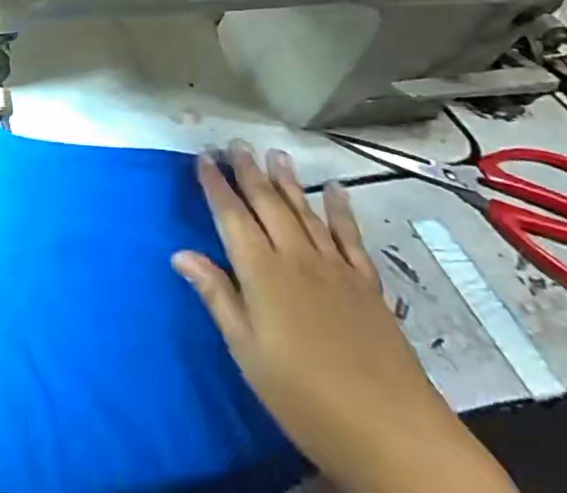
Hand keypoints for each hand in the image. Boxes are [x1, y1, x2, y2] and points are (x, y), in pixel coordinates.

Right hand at [172, 141, 515, 492]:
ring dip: (288, 180)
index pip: (233, 217)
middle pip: (268, 204)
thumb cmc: (301, 395)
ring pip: (305, 210)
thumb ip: (217, 296)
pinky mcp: (365, 279)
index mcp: (263, 273)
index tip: (204, 159)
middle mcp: (297, 257)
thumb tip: (182, 254)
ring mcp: (334, 265)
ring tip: (275, 153)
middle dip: (249, 172)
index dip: (216, 186)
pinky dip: (340, 208)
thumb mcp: (247, 352)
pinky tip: (335, 189)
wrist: (384, 422)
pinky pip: (348, 234)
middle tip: (236, 144)